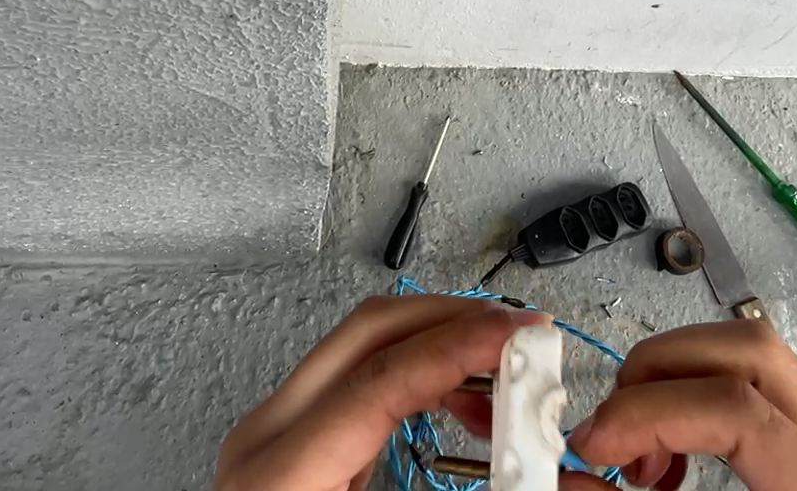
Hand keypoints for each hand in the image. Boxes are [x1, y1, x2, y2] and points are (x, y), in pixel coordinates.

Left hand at [215, 295, 550, 490]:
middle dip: (451, 320)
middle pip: (368, 332)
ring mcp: (277, 428)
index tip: (511, 336)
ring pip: (365, 344)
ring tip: (500, 379)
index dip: (453, 349)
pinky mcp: (294, 437)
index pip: (379, 379)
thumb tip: (526, 474)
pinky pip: (362, 377)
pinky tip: (459, 404)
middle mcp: (270, 433)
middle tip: (515, 334)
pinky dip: (418, 375)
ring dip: (439, 344)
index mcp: (281, 474)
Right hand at [566, 320, 796, 490]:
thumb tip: (573, 477)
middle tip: (614, 431)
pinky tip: (677, 463)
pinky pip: (764, 394)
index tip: (593, 444)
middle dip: (660, 372)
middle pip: (753, 355)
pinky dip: (701, 404)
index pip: (740, 412)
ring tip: (644, 453)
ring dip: (677, 383)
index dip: (651, 414)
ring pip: (759, 360)